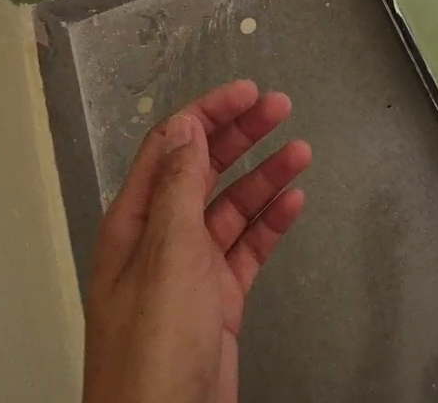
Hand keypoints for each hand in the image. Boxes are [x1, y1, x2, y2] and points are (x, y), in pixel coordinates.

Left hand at [82, 80, 311, 402]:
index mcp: (136, 221)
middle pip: (204, 168)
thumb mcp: (167, 256)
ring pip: (232, 205)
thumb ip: (178, 188)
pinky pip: (248, 245)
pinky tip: (293, 202)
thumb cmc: (156, 345)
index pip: (171, 146)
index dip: (208, 113)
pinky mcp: (219, 297)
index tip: (248, 91)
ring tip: (301, 151)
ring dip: (265, 175)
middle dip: (241, 134)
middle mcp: (161, 237)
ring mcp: (191, 269)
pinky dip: (271, 221)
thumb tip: (183, 128)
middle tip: (281, 107)